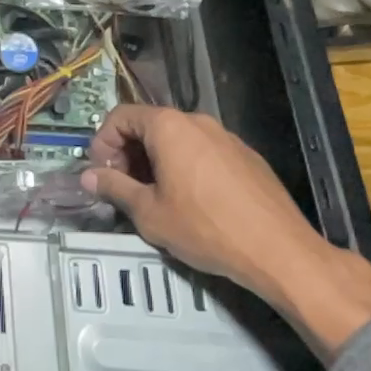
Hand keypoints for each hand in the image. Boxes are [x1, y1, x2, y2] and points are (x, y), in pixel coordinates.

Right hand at [81, 105, 370, 356]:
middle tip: (125, 186)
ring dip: (158, 161)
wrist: (282, 253)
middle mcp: (196, 121)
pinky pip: (205, 153)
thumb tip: (88, 177)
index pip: (121, 117)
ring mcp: (226, 137)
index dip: (102, 142)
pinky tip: (193, 202)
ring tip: (157, 196)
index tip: (101, 172)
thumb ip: (115, 188)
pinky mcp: (248, 157)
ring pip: (178, 140)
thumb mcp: (149, 213)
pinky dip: (187, 167)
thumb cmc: (206, 228)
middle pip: (150, 126)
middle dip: (130, 153)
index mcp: (168, 125)